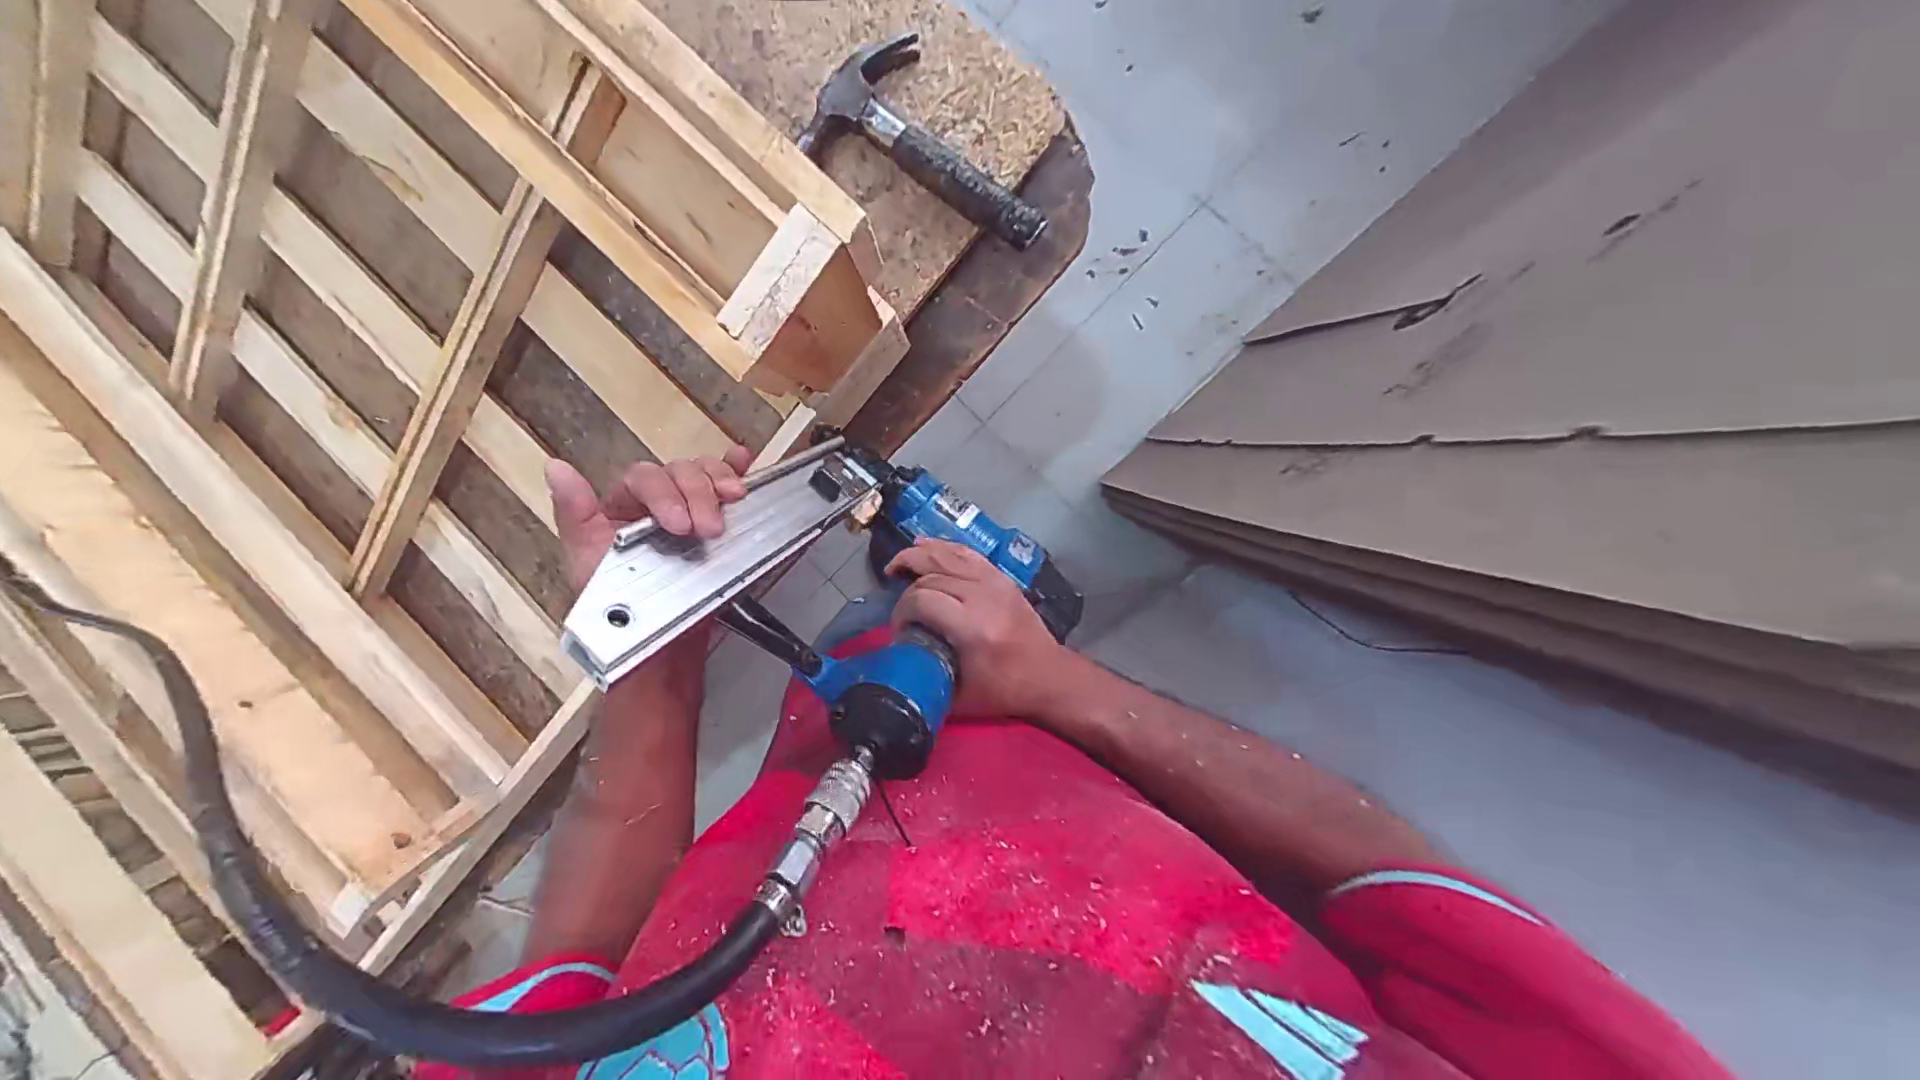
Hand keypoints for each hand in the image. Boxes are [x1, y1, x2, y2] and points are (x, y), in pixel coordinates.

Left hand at [546, 449, 751, 692]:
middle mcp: (657, 501)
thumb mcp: (587, 565)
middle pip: (680, 471)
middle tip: (710, 529)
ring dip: (720, 482)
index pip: (644, 479)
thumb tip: (557, 471)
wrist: (663, 651)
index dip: (665, 494)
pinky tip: (743, 462)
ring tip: (735, 500)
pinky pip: (726, 486)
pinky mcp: (717, 520)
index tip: (680, 526)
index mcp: (622, 505)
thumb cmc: (622, 613)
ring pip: (705, 475)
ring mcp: (690, 508)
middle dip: (699, 494)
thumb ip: (575, 516)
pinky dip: (737, 470)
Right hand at [885, 538, 1076, 718]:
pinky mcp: (1002, 578)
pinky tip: (925, 546)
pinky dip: (943, 547)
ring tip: (897, 564)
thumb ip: (925, 673)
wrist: (1048, 676)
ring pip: (948, 556)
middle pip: (932, 575)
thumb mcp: (958, 695)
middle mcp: (984, 596)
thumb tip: (898, 657)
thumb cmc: (1004, 690)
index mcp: (973, 626)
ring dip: (919, 555)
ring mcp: (995, 582)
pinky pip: (967, 553)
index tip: (899, 630)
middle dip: (907, 588)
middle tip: (898, 607)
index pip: (922, 599)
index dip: (901, 612)